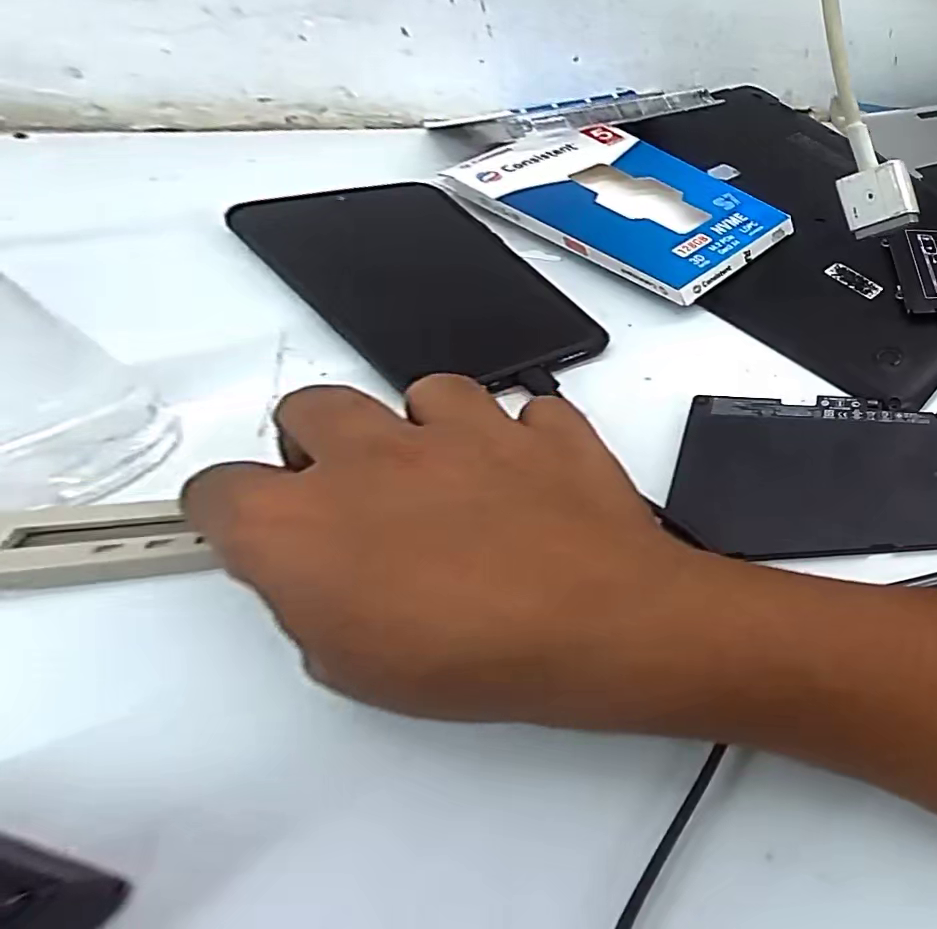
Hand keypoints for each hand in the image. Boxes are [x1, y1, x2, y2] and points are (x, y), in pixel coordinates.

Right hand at [182, 376, 724, 725]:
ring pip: (432, 390)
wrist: (600, 622)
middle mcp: (384, 458)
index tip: (273, 523)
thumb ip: (313, 593)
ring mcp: (478, 433)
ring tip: (462, 469)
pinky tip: (539, 469)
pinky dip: (532, 433)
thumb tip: (323, 568)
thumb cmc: (482, 655)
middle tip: (366, 485)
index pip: (221, 487)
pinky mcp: (554, 429)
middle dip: (329, 441)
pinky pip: (534, 409)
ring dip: (435, 424)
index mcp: (301, 521)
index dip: (245, 509)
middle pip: (317, 407)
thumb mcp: (351, 661)